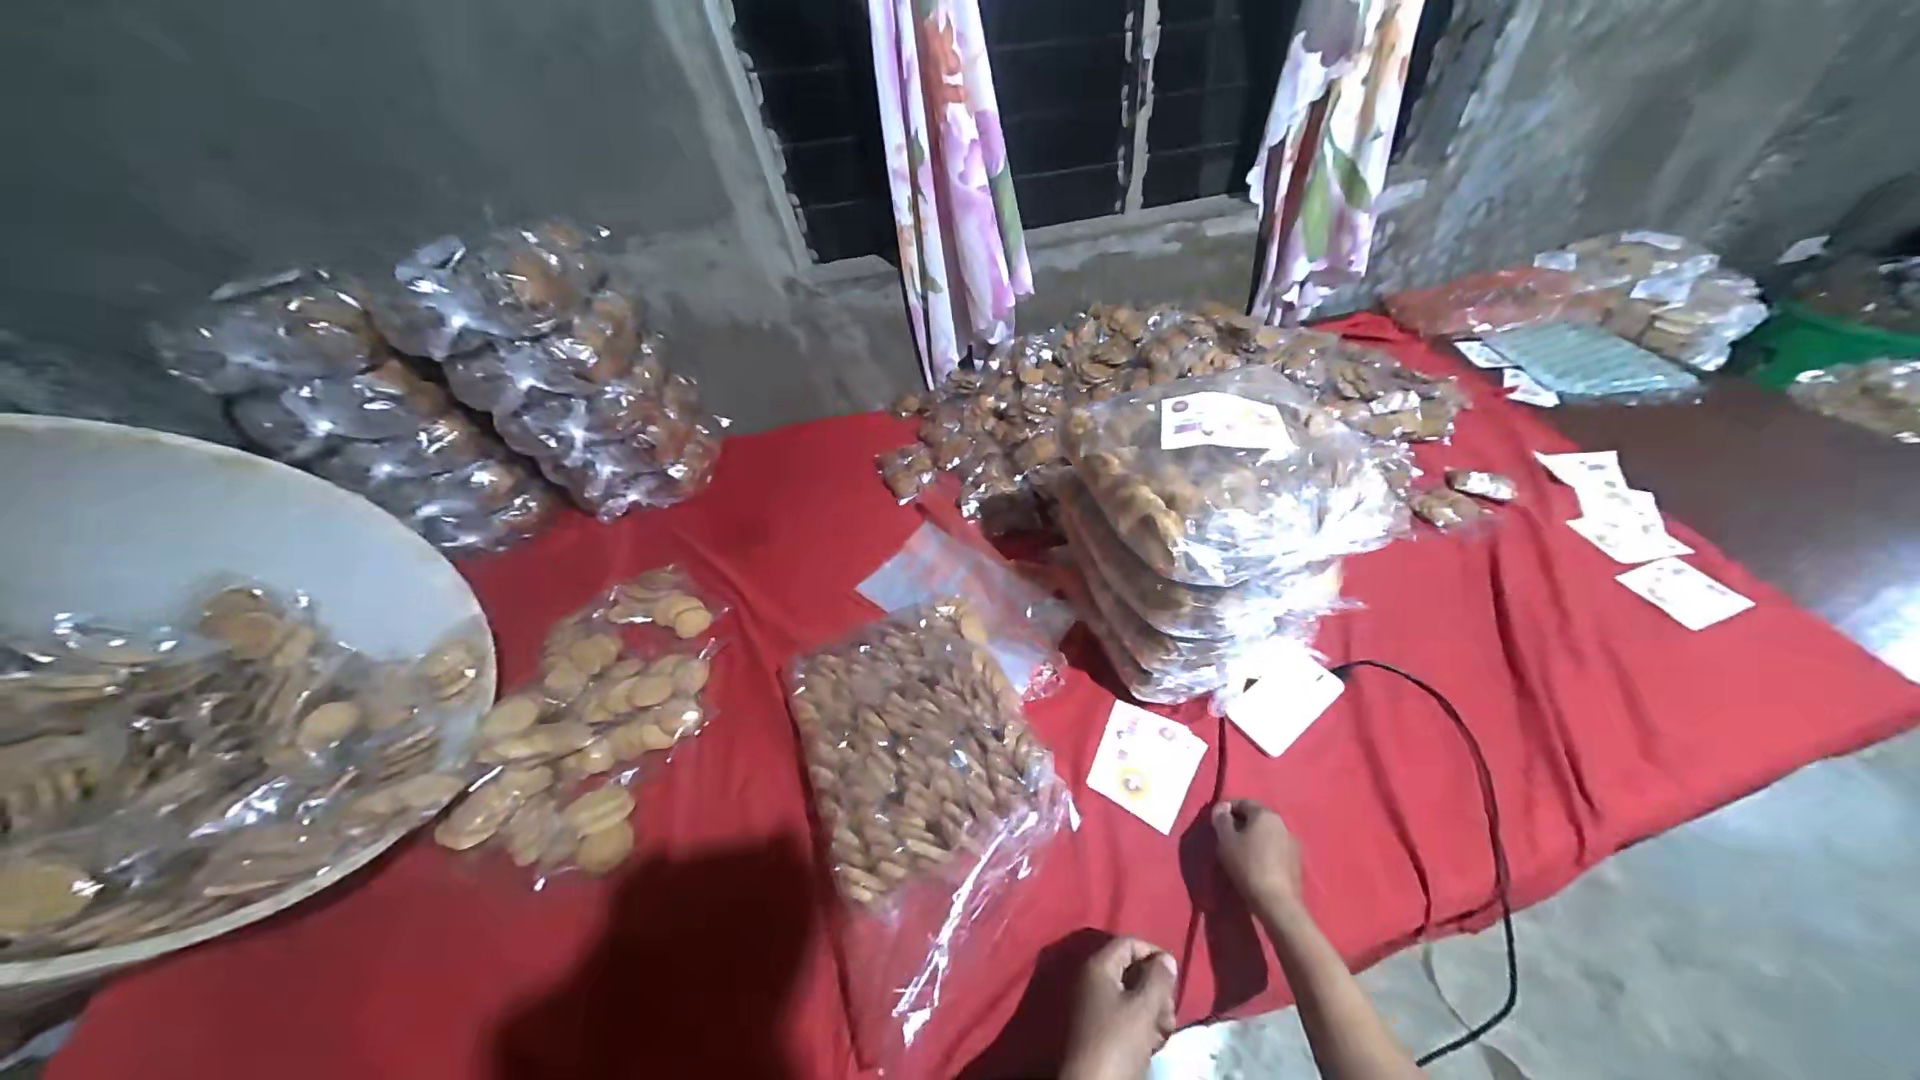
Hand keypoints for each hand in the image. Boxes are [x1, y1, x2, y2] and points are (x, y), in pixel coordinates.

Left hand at [1059, 936, 1178, 1079]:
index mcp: (1098, 966)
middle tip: (1168, 1013)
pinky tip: (1152, 1044)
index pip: (1128, 943)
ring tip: (1162, 1033)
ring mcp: (1094, 1005)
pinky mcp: (1099, 1030)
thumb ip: (1158, 979)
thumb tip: (1166, 958)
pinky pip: (1126, 1016)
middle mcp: (1092, 980)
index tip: (1175, 976)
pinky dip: (1142, 1025)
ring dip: (1152, 1010)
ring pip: (1132, 996)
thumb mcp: (1143, 1008)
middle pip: (1132, 970)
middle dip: (1156, 989)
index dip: (1153, 953)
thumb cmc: (1117, 1042)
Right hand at [1211, 800, 1304, 911]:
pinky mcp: (1297, 862)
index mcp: (1266, 814)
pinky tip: (1256, 864)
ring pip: (1267, 834)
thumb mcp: (1225, 839)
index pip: (1243, 803)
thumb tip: (1222, 807)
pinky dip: (1265, 851)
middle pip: (1257, 818)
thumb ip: (1221, 819)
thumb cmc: (1247, 865)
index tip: (1217, 823)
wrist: (1277, 902)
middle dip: (1241, 824)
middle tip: (1227, 838)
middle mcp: (1283, 823)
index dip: (1227, 810)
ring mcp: (1293, 843)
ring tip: (1241, 852)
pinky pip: (1276, 848)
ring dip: (1254, 838)